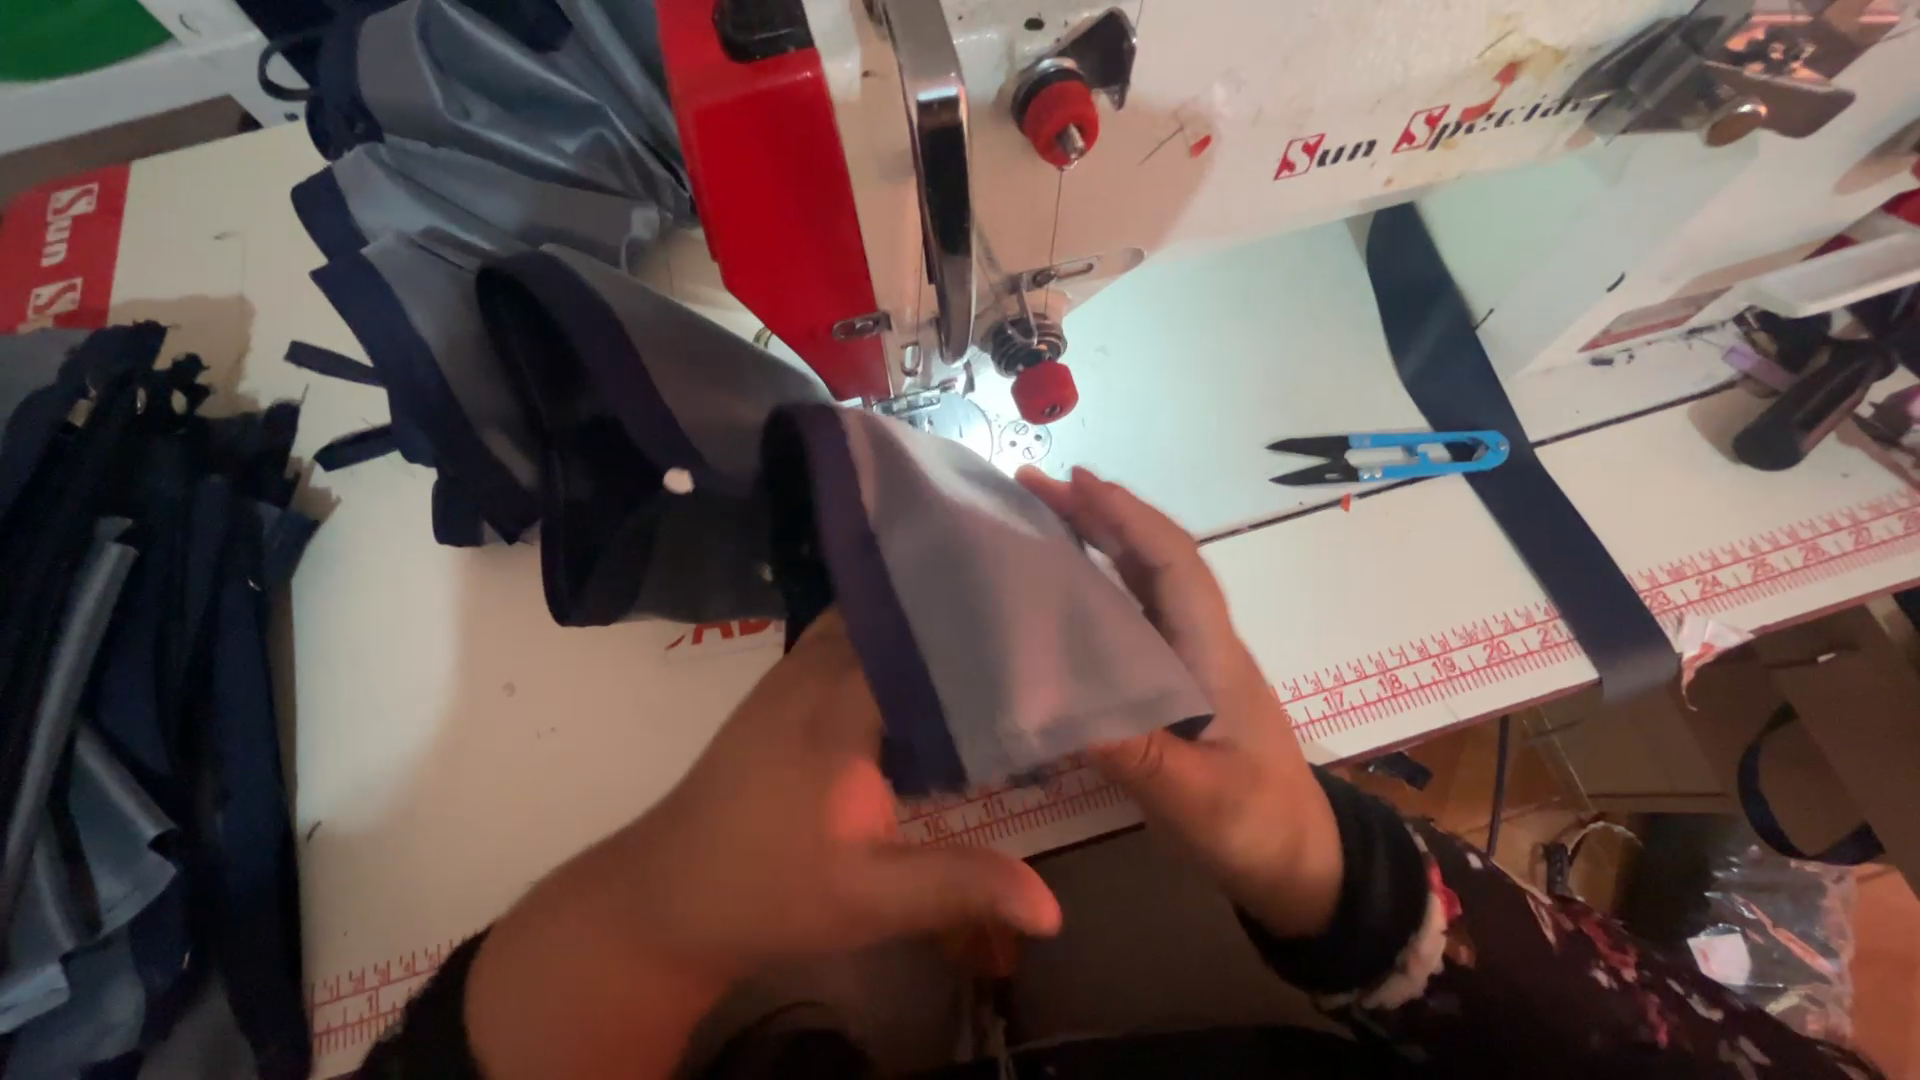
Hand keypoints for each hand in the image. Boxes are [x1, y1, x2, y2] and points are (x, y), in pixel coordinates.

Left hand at [467, 610, 1059, 1078]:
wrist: (669, 896)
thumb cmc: (773, 891)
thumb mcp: (872, 897)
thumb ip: (962, 885)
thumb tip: (1055, 908)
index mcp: (842, 702)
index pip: (918, 630)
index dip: (977, 620)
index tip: (1035, 622)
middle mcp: (815, 668)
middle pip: (893, 611)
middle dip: (952, 610)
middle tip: (1023, 621)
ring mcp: (789, 673)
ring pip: (863, 619)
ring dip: (914, 622)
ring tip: (982, 630)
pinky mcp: (777, 688)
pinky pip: (840, 638)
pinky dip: (882, 638)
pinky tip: (916, 668)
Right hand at [1018, 467, 1342, 938]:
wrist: (1301, 863)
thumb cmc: (1256, 825)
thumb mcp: (1195, 798)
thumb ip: (1136, 754)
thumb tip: (1053, 711)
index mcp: (1211, 652)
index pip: (1173, 562)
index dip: (1127, 517)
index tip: (1076, 481)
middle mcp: (1200, 641)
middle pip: (1153, 558)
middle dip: (1101, 515)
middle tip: (1035, 488)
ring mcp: (1189, 661)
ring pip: (1143, 582)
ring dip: (1098, 543)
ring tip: (1041, 519)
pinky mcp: (1176, 683)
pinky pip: (1133, 617)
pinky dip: (1098, 588)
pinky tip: (1062, 592)